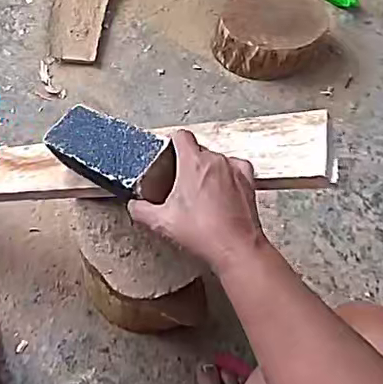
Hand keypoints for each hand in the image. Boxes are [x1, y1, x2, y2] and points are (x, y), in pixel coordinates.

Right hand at [127, 131, 265, 273]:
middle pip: (198, 150)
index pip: (181, 136)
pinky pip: (236, 169)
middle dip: (188, 164)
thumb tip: (135, 206)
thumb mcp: (162, 222)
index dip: (172, 141)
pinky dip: (228, 176)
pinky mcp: (248, 181)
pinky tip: (223, 190)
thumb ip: (142, 210)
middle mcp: (216, 160)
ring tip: (202, 194)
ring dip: (208, 171)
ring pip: (217, 160)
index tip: (168, 152)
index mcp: (193, 163)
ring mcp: (234, 169)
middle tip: (181, 185)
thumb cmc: (204, 232)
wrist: (236, 247)